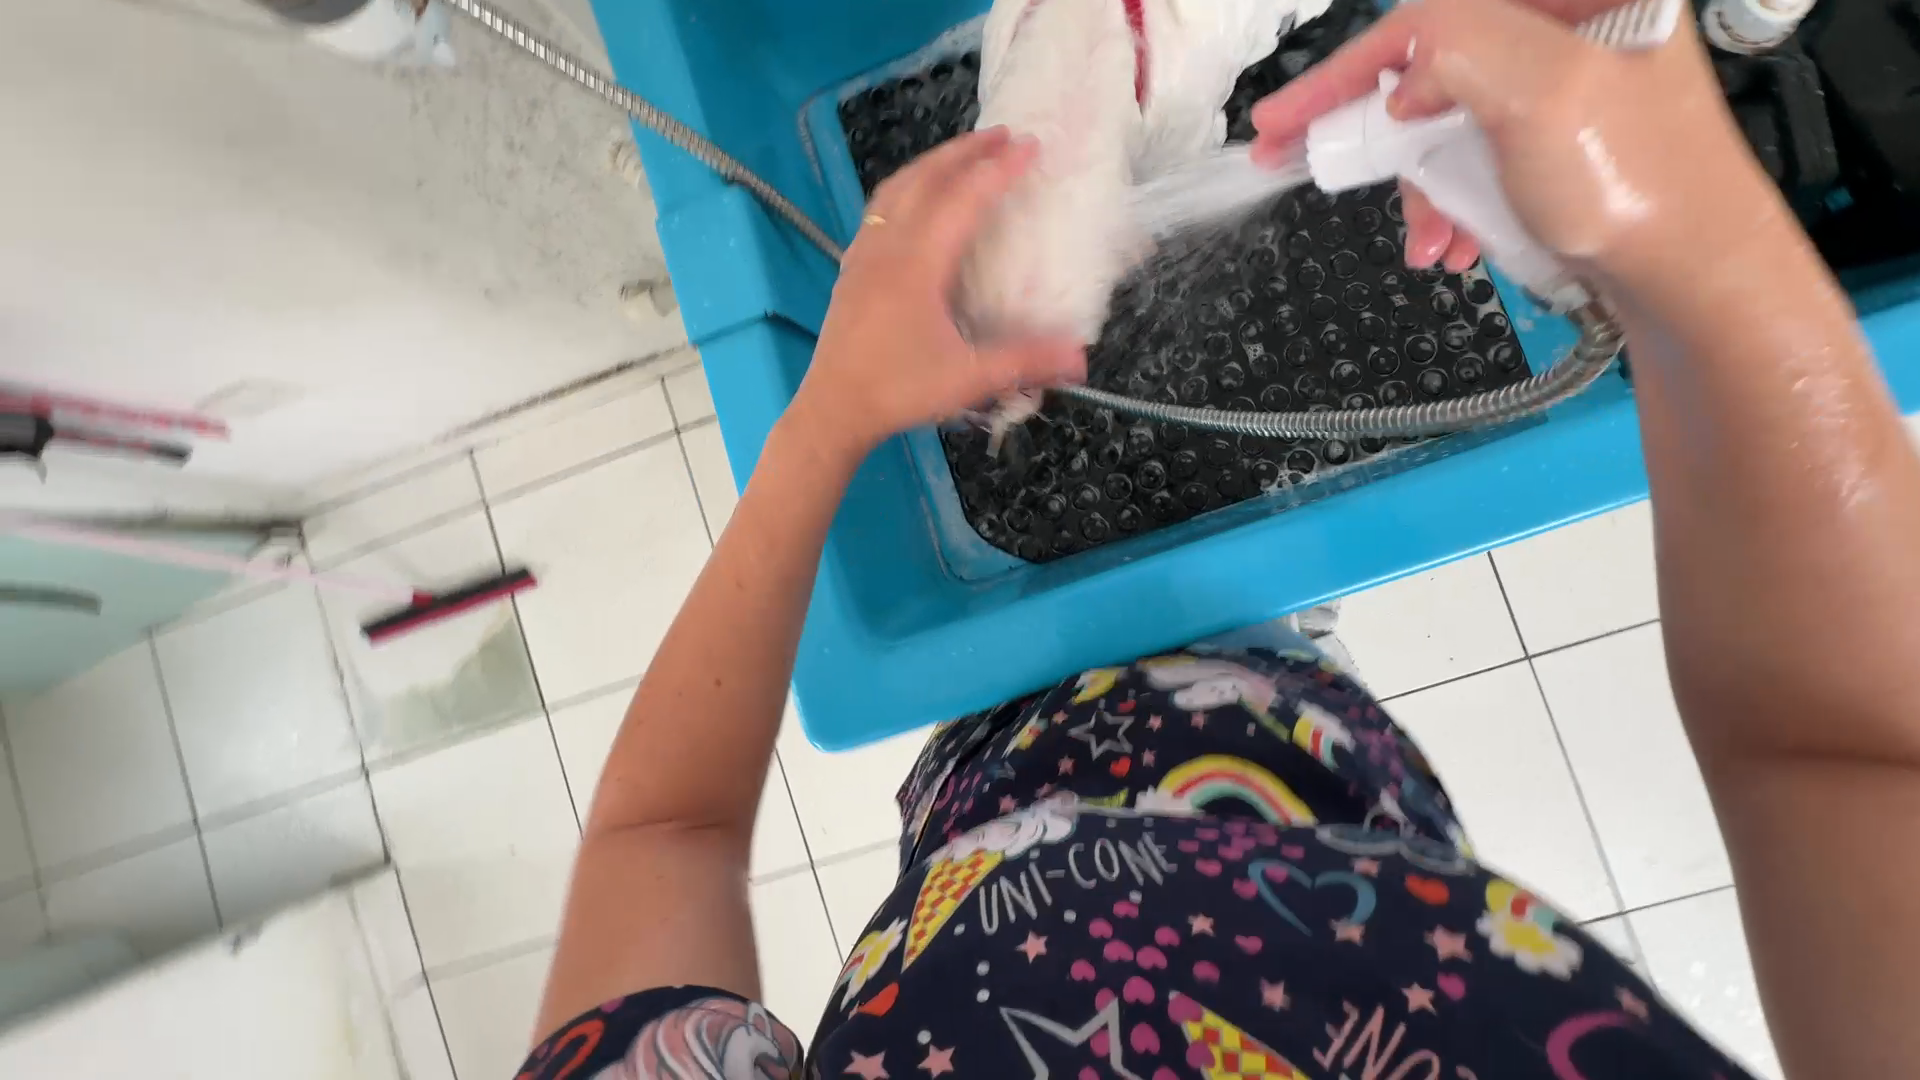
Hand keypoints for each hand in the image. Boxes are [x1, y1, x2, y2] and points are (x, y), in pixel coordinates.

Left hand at [791, 128, 1087, 456]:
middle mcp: (887, 247)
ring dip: (932, 163)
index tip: (1031, 146)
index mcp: (918, 264)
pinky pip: (878, 210)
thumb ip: (1024, 363)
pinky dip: (904, 188)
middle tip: (1002, 135)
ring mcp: (863, 254)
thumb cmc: (899, 391)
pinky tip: (914, 199)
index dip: (999, 170)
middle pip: (926, 178)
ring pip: (896, 188)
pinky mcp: (850, 269)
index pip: (964, 199)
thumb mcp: (967, 379)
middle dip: (966, 151)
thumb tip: (1080, 359)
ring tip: (962, 155)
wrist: (835, 409)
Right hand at [1249, 0, 1778, 287]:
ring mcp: (1554, 85)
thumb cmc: (1636, 184)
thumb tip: (1400, 81)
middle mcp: (1567, 26)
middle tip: (1311, 171)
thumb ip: (1459, 53)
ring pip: (1440, 129)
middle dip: (1381, 145)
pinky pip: (1464, 160)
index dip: (1341, 73)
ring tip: (1432, 241)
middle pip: (1426, 75)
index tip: (1277, 121)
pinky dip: (1447, 205)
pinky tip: (1456, 239)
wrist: (1681, 271)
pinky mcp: (1544, 136)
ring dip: (1421, 193)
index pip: (1428, 19)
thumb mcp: (1543, 95)